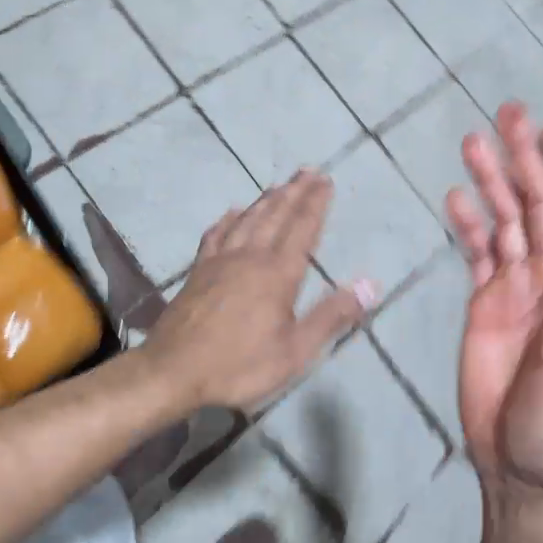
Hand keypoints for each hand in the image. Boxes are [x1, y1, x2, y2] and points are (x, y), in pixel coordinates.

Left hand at [145, 171, 376, 411]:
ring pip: (247, 220)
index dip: (315, 204)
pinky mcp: (197, 271)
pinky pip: (215, 235)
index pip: (302, 229)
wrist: (173, 370)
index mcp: (277, 274)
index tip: (325, 181)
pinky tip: (231, 213)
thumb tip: (370, 285)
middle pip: (275, 216)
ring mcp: (219, 261)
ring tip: (278, 186)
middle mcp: (249, 257)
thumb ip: (331, 316)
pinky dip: (227, 220)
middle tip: (307, 171)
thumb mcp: (294, 351)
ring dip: (265, 201)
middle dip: (293, 192)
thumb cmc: (238, 365)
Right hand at [446, 104, 542, 508]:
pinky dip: (470, 222)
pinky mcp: (488, 303)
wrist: (523, 470)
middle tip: (506, 112)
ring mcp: (521, 287)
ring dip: (494, 178)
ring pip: (509, 218)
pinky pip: (479, 251)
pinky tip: (456, 196)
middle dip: (528, 156)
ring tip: (471, 140)